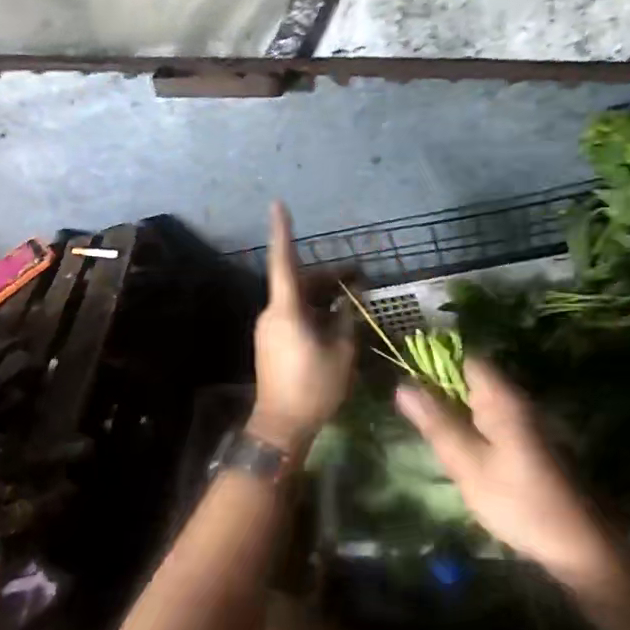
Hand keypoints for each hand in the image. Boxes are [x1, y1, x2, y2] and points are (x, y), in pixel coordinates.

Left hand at [251, 203, 356, 450]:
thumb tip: (349, 302)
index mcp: (285, 311)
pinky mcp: (271, 343)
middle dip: (329, 277)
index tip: (278, 205)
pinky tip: (337, 321)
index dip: (282, 232)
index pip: (283, 263)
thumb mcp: (340, 353)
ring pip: (298, 301)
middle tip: (360, 277)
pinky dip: (315, 312)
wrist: (281, 425)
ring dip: (324, 296)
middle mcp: (272, 314)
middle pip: (299, 283)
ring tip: (354, 300)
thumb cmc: (313, 387)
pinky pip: (294, 316)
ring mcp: (269, 329)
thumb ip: (345, 322)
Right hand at [396, 360, 617, 587]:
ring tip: (431, 436)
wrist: (578, 546)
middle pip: (473, 380)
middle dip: (441, 392)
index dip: (436, 363)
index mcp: (503, 400)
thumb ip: (436, 423)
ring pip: (480, 404)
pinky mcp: (529, 444)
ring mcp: (526, 423)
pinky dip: (471, 430)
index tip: (409, 382)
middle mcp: (517, 402)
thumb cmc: (518, 502)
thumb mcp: (467, 465)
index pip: (467, 359)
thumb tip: (403, 386)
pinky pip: (491, 423)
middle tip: (415, 417)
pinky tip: (459, 454)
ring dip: (455, 414)